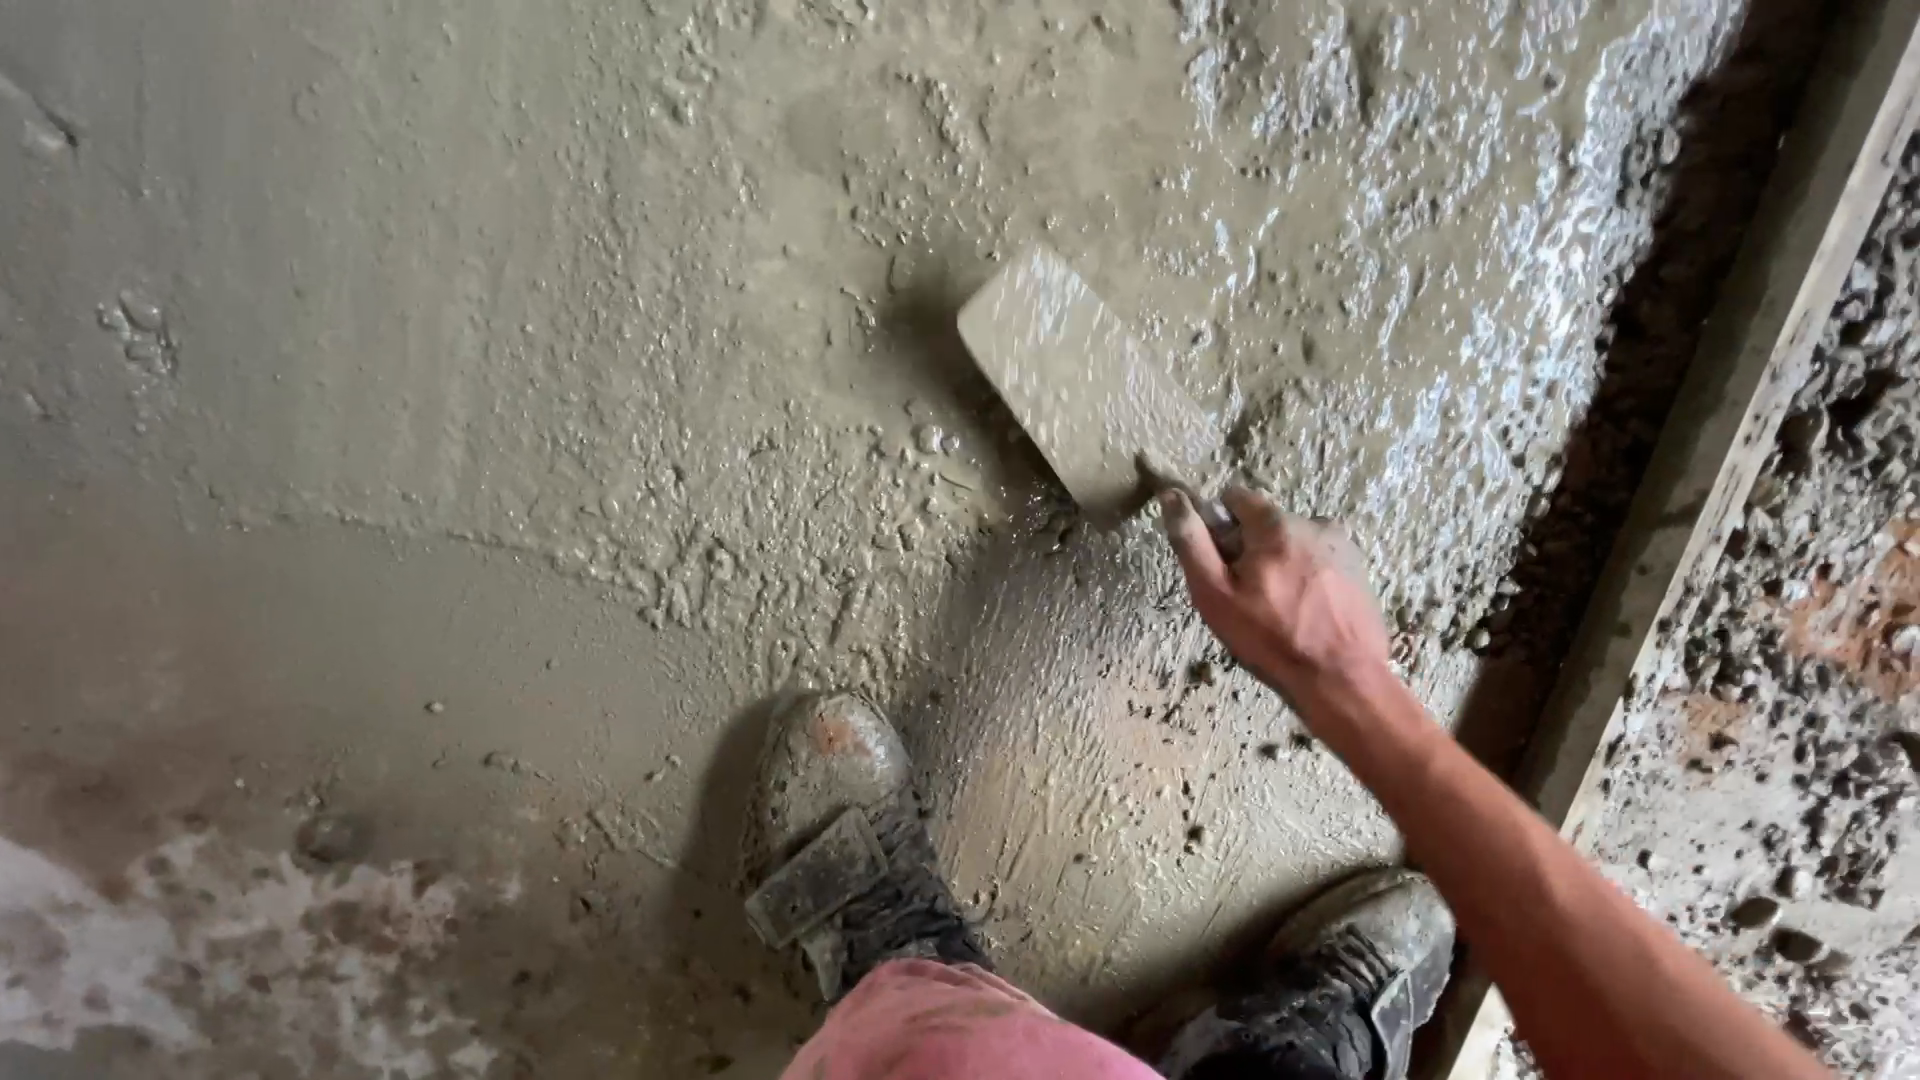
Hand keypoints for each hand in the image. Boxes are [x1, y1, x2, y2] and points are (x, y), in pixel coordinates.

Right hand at [1159, 485, 1389, 697]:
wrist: (1341, 679)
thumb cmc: (1270, 638)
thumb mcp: (1214, 593)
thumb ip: (1191, 541)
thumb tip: (1171, 496)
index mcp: (1276, 524)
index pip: (1235, 498)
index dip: (1220, 529)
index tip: (1222, 565)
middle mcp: (1314, 523)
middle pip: (1265, 523)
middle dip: (1251, 550)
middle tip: (1247, 597)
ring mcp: (1342, 545)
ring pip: (1292, 542)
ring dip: (1279, 564)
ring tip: (1279, 609)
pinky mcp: (1358, 568)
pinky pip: (1317, 559)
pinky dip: (1306, 577)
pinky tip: (1305, 612)